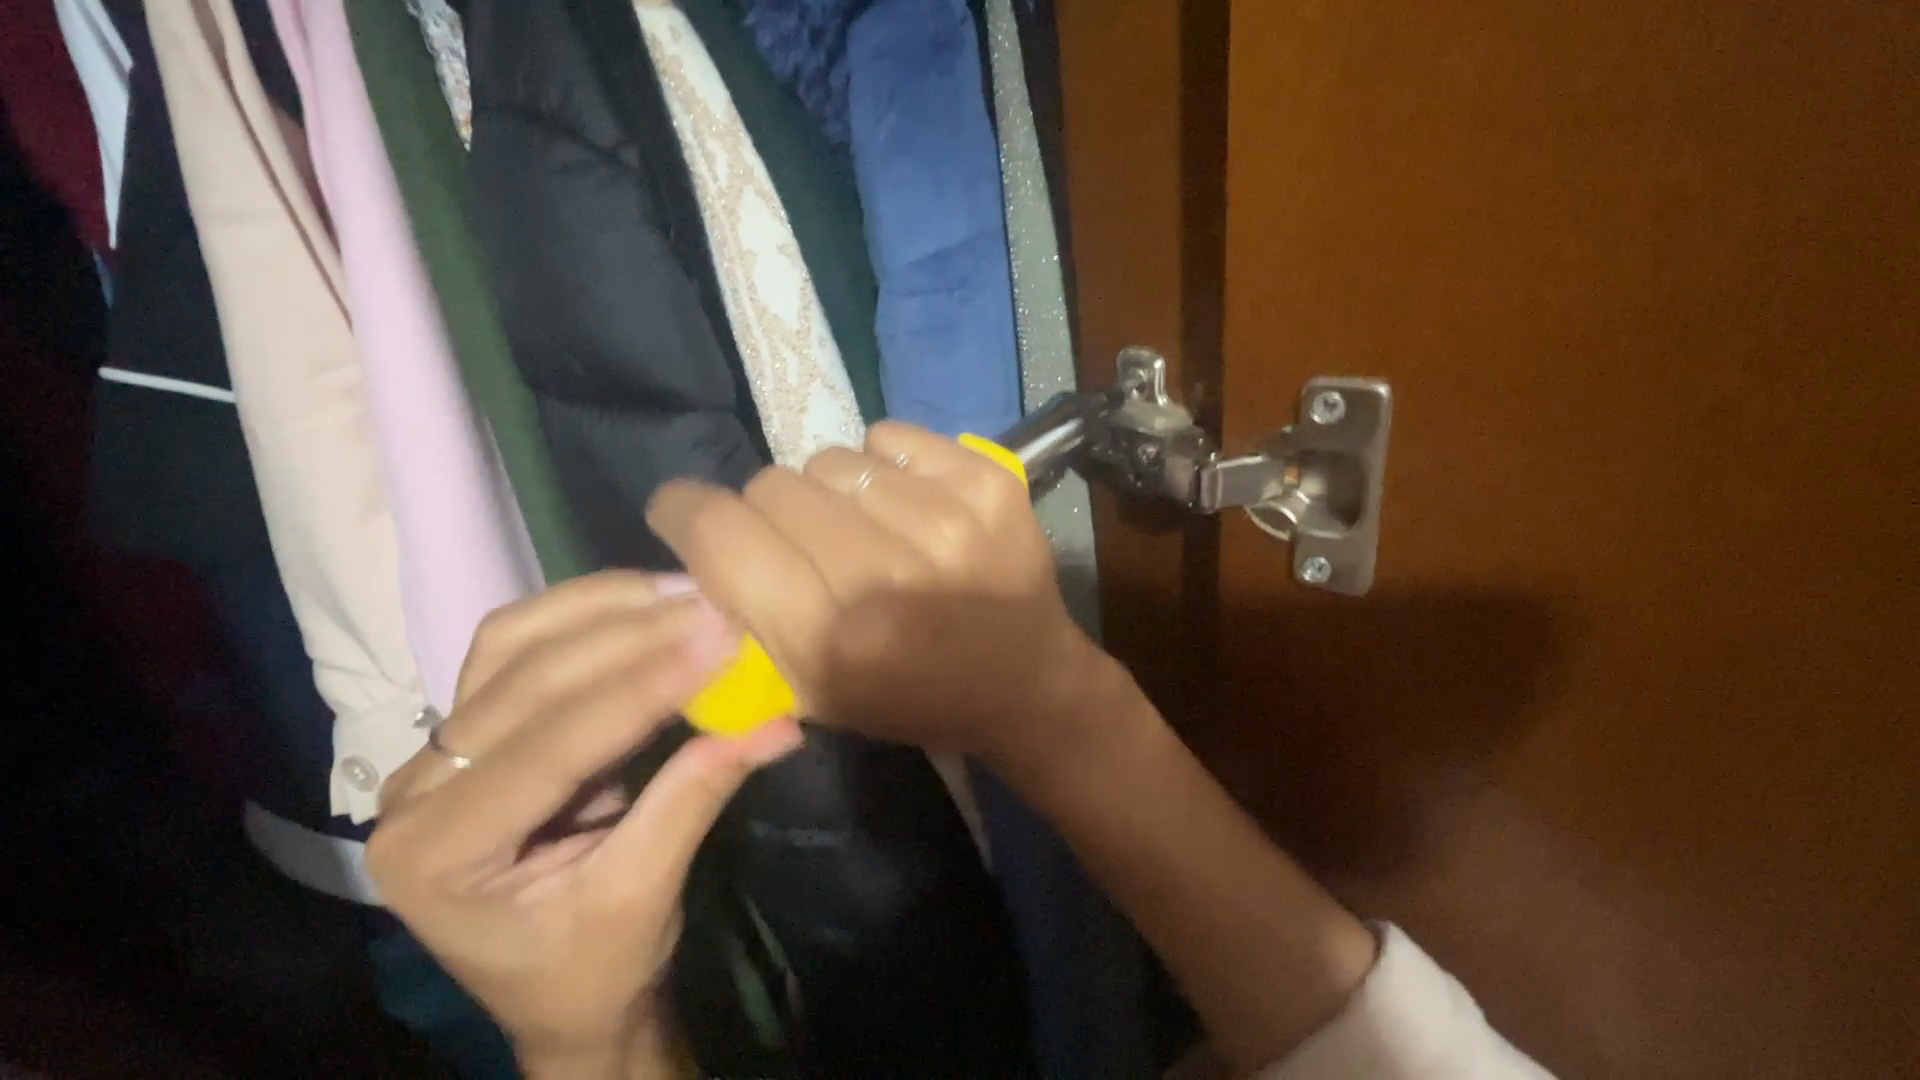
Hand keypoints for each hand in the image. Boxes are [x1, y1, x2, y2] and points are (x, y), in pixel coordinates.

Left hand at [366, 572, 803, 1074]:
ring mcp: (437, 751)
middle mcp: (417, 787)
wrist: (561, 995)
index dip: (641, 688)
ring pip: (510, 644)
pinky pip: (517, 647)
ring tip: (682, 591)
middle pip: (523, 680)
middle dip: (630, 638)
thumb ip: (694, 798)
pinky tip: (642, 600)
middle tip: (714, 609)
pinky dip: (583, 615)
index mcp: (435, 853)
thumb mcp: (643, 896)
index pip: (549, 746)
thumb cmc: (593, 968)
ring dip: (600, 608)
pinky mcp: (472, 729)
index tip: (720, 641)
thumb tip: (775, 723)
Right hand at [645, 421, 1121, 777]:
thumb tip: (697, 540)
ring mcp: (943, 519)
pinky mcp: (987, 482)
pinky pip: (890, 437)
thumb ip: (742, 619)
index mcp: (828, 637)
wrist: (1021, 682)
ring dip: (834, 492)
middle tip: (808, 547)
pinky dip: (888, 466)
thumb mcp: (809, 693)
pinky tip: (911, 509)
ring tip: (869, 532)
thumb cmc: (907, 697)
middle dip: (772, 514)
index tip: (689, 514)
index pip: (719, 530)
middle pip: (772, 485)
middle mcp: (881, 573)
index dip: (686, 512)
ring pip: (832, 458)